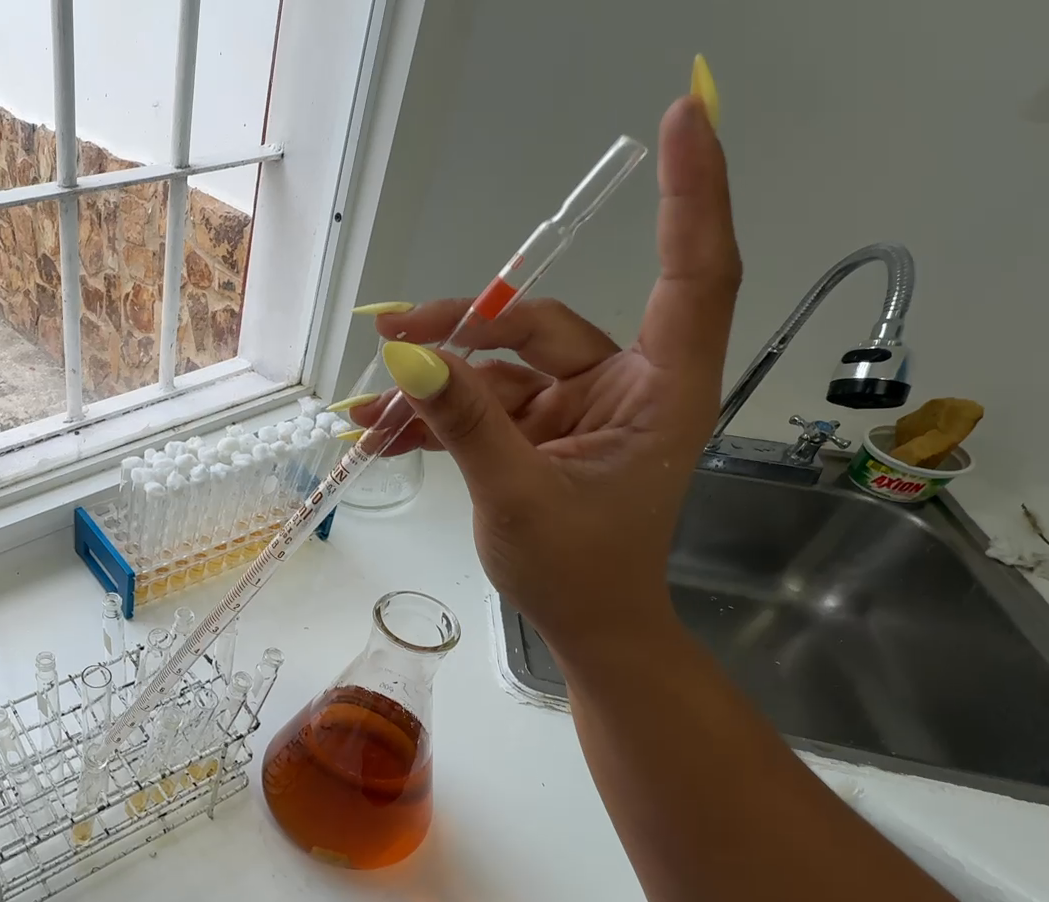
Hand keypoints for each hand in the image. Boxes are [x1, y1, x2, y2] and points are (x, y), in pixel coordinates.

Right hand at [348, 96, 739, 640]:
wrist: (583, 627)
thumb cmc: (578, 570)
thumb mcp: (516, 494)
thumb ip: (465, 421)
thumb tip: (408, 358)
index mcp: (662, 390)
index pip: (694, 273)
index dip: (692, 194)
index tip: (684, 116)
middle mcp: (624, 385)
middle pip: (539, 326)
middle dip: (459, 331)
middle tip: (389, 336)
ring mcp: (576, 407)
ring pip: (496, 369)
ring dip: (431, 387)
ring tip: (365, 413)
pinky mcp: (539, 431)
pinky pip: (480, 406)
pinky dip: (433, 417)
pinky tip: (378, 434)